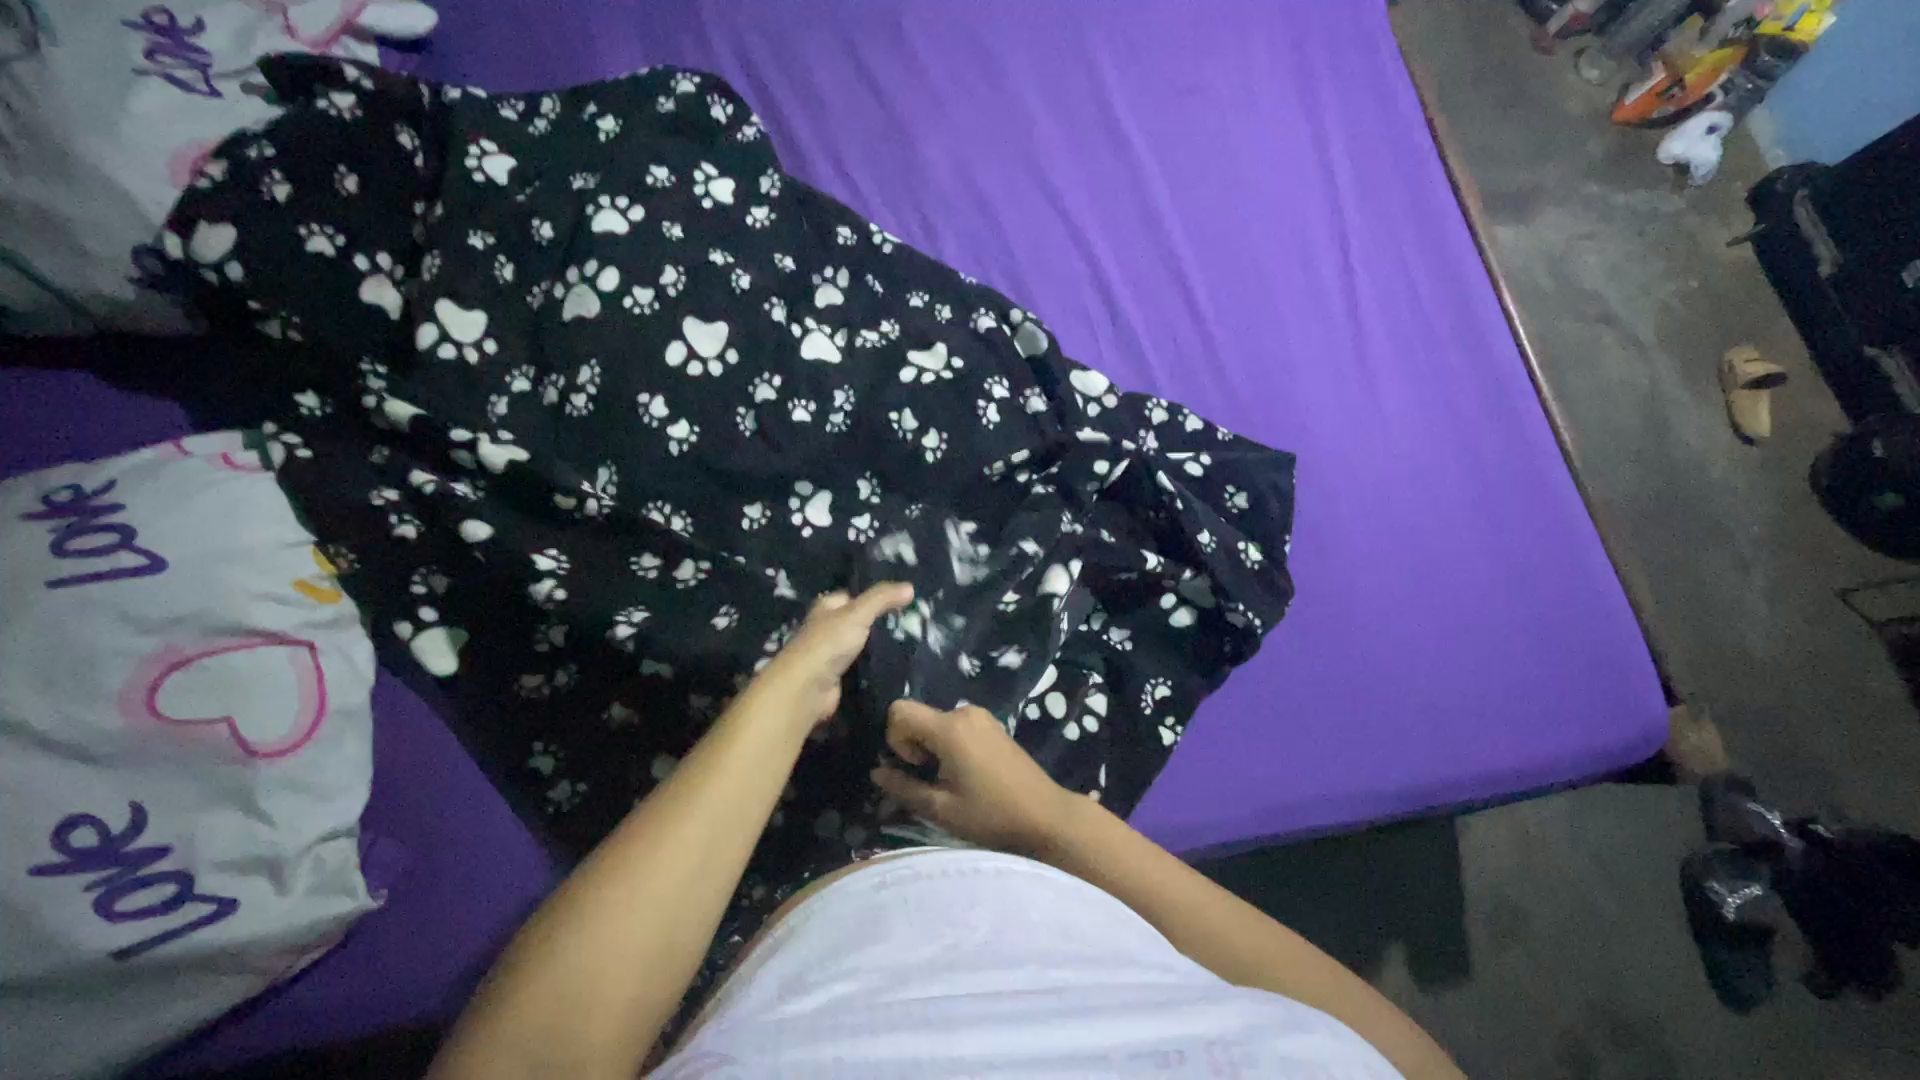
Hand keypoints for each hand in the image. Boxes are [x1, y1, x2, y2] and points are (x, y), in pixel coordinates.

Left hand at [748, 583, 913, 729]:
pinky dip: (876, 669)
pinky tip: (898, 668)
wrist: (807, 689)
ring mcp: (831, 656)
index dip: (872, 597)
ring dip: (879, 649)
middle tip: (911, 625)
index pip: (850, 597)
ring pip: (861, 647)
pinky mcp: (838, 679)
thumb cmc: (828, 643)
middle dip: (879, 625)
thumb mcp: (858, 613)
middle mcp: (826, 630)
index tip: (900, 601)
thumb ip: (882, 598)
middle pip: (857, 623)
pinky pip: (862, 670)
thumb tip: (910, 587)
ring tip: (912, 646)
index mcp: (826, 608)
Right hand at [871, 700, 1078, 856]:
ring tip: (953, 782)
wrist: (1045, 816)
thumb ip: (903, 788)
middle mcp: (964, 712)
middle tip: (935, 781)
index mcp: (950, 728)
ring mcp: (981, 716)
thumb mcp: (941, 809)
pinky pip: (955, 727)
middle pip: (918, 717)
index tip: (918, 767)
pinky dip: (950, 746)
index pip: (899, 710)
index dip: (896, 739)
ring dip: (933, 749)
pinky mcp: (992, 725)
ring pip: (936, 723)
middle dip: (915, 747)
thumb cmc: (991, 815)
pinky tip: (969, 775)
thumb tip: (876, 772)